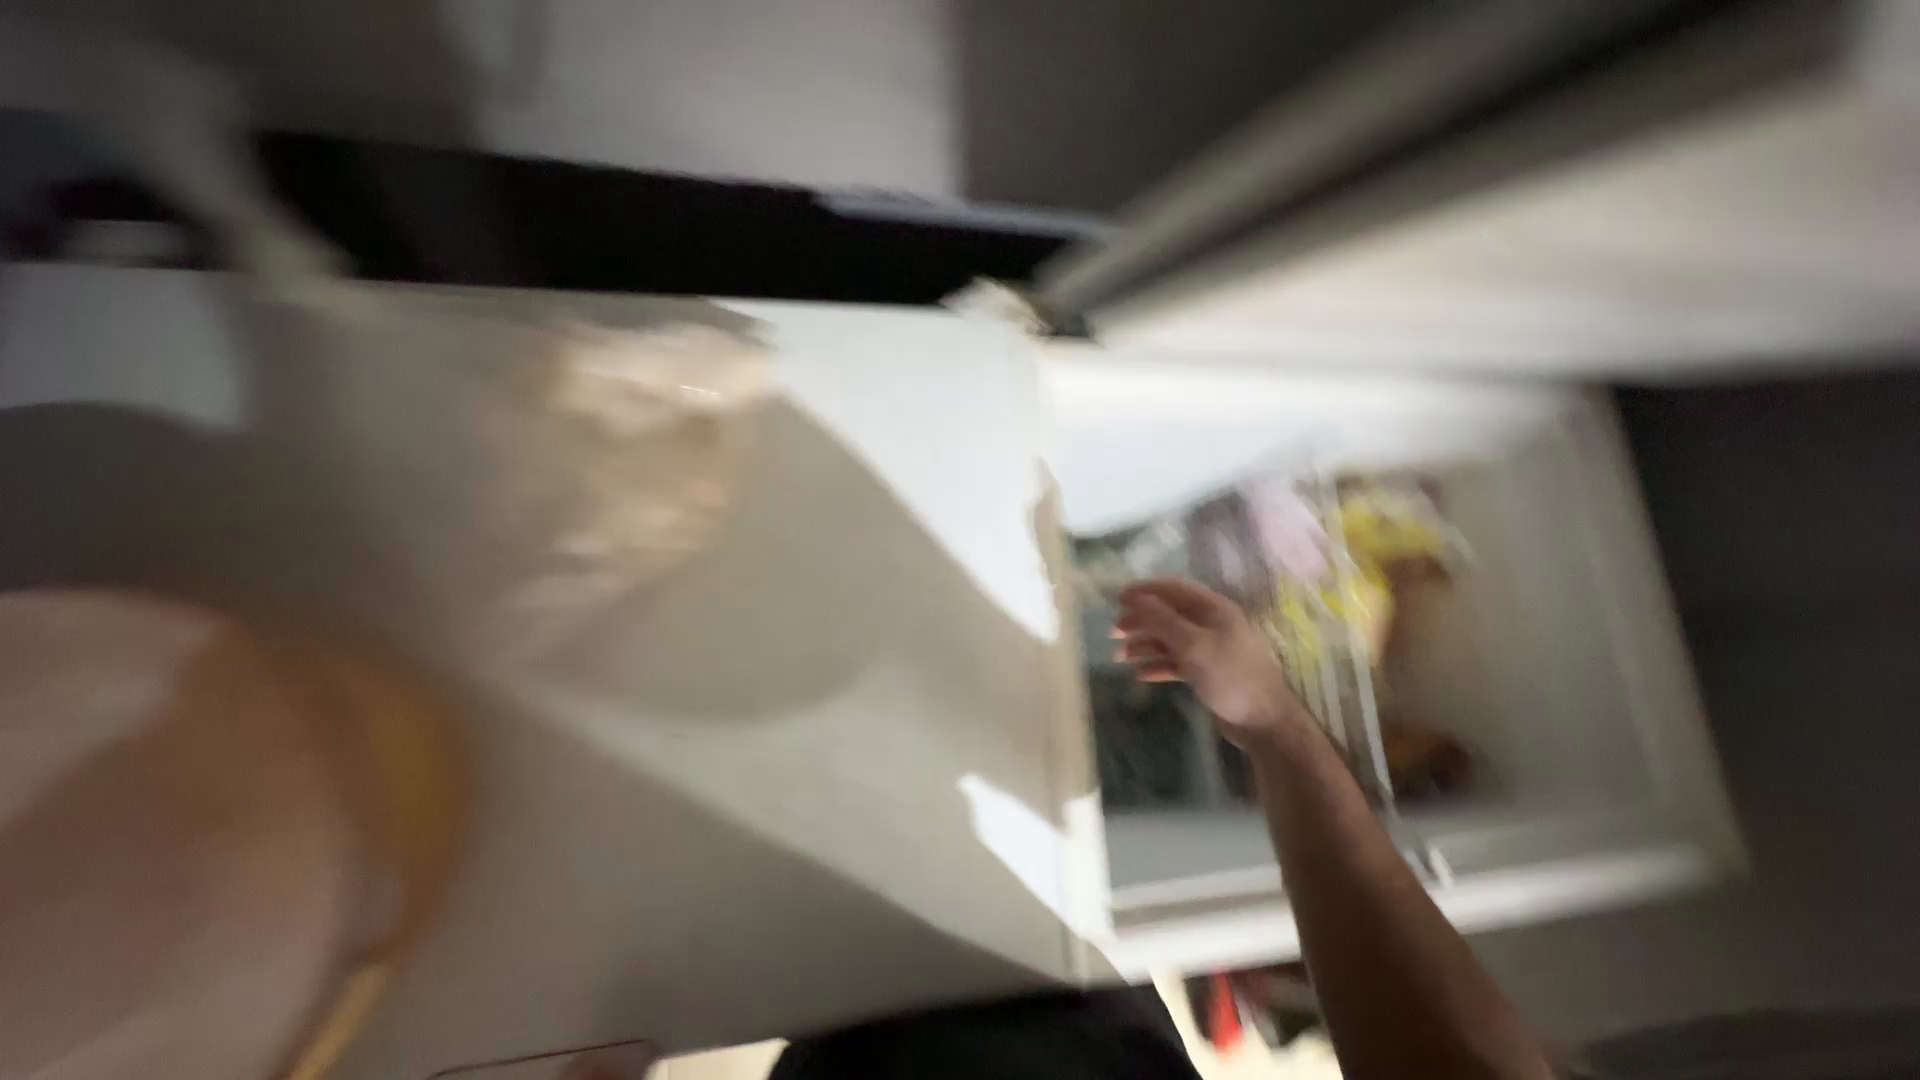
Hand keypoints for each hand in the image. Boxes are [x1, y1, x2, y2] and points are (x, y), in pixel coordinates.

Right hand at [1111, 579, 1309, 747]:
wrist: (1262, 720)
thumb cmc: (1229, 675)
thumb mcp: (1193, 644)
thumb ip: (1162, 620)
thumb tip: (1136, 598)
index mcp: (1213, 609)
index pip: (1173, 589)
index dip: (1144, 591)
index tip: (1116, 599)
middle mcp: (1212, 624)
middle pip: (1168, 614)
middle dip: (1140, 621)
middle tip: (1112, 632)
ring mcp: (1210, 649)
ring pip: (1170, 640)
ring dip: (1144, 645)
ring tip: (1119, 657)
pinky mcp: (1207, 673)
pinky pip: (1176, 663)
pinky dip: (1157, 666)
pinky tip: (1139, 674)